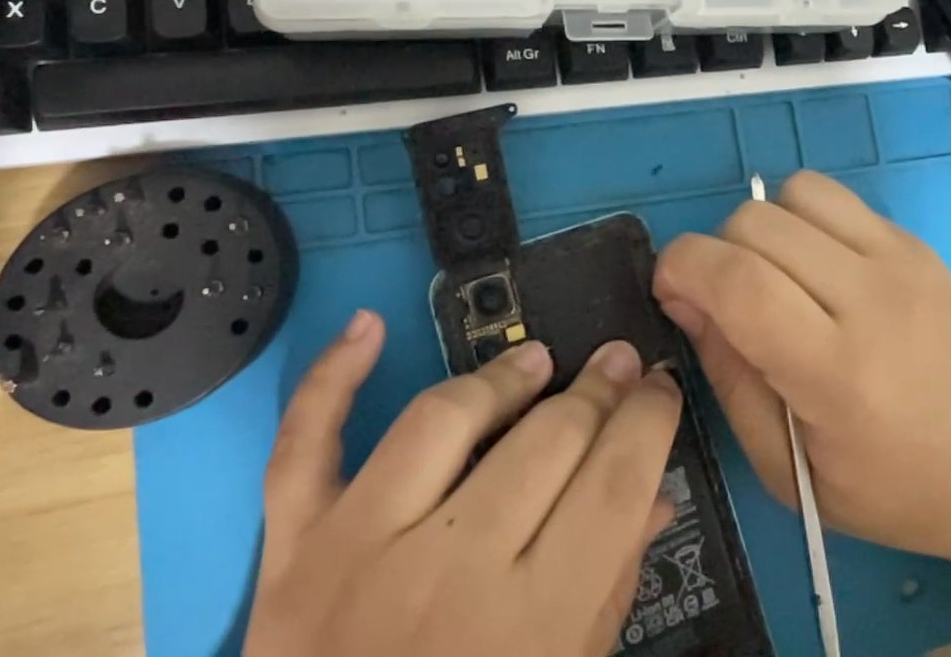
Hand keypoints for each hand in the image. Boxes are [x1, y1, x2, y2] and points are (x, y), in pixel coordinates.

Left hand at [245, 312, 682, 656]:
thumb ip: (612, 590)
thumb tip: (656, 494)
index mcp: (535, 623)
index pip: (616, 483)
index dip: (649, 419)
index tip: (658, 386)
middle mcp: (452, 571)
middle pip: (545, 441)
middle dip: (595, 391)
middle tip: (614, 363)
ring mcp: (360, 549)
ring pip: (441, 420)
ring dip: (498, 378)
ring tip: (534, 360)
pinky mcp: (293, 546)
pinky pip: (305, 444)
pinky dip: (331, 378)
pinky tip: (366, 326)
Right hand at [652, 171, 950, 570]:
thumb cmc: (885, 488)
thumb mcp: (782, 467)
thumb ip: (725, 375)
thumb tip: (683, 297)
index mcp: (837, 372)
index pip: (739, 280)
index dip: (681, 268)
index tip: (669, 292)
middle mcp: (873, 300)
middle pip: (755, 223)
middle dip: (713, 253)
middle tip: (723, 301)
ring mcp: (901, 260)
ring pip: (790, 193)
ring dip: (758, 229)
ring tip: (769, 278)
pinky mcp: (914, 242)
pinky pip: (828, 195)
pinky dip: (798, 220)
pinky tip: (811, 268)